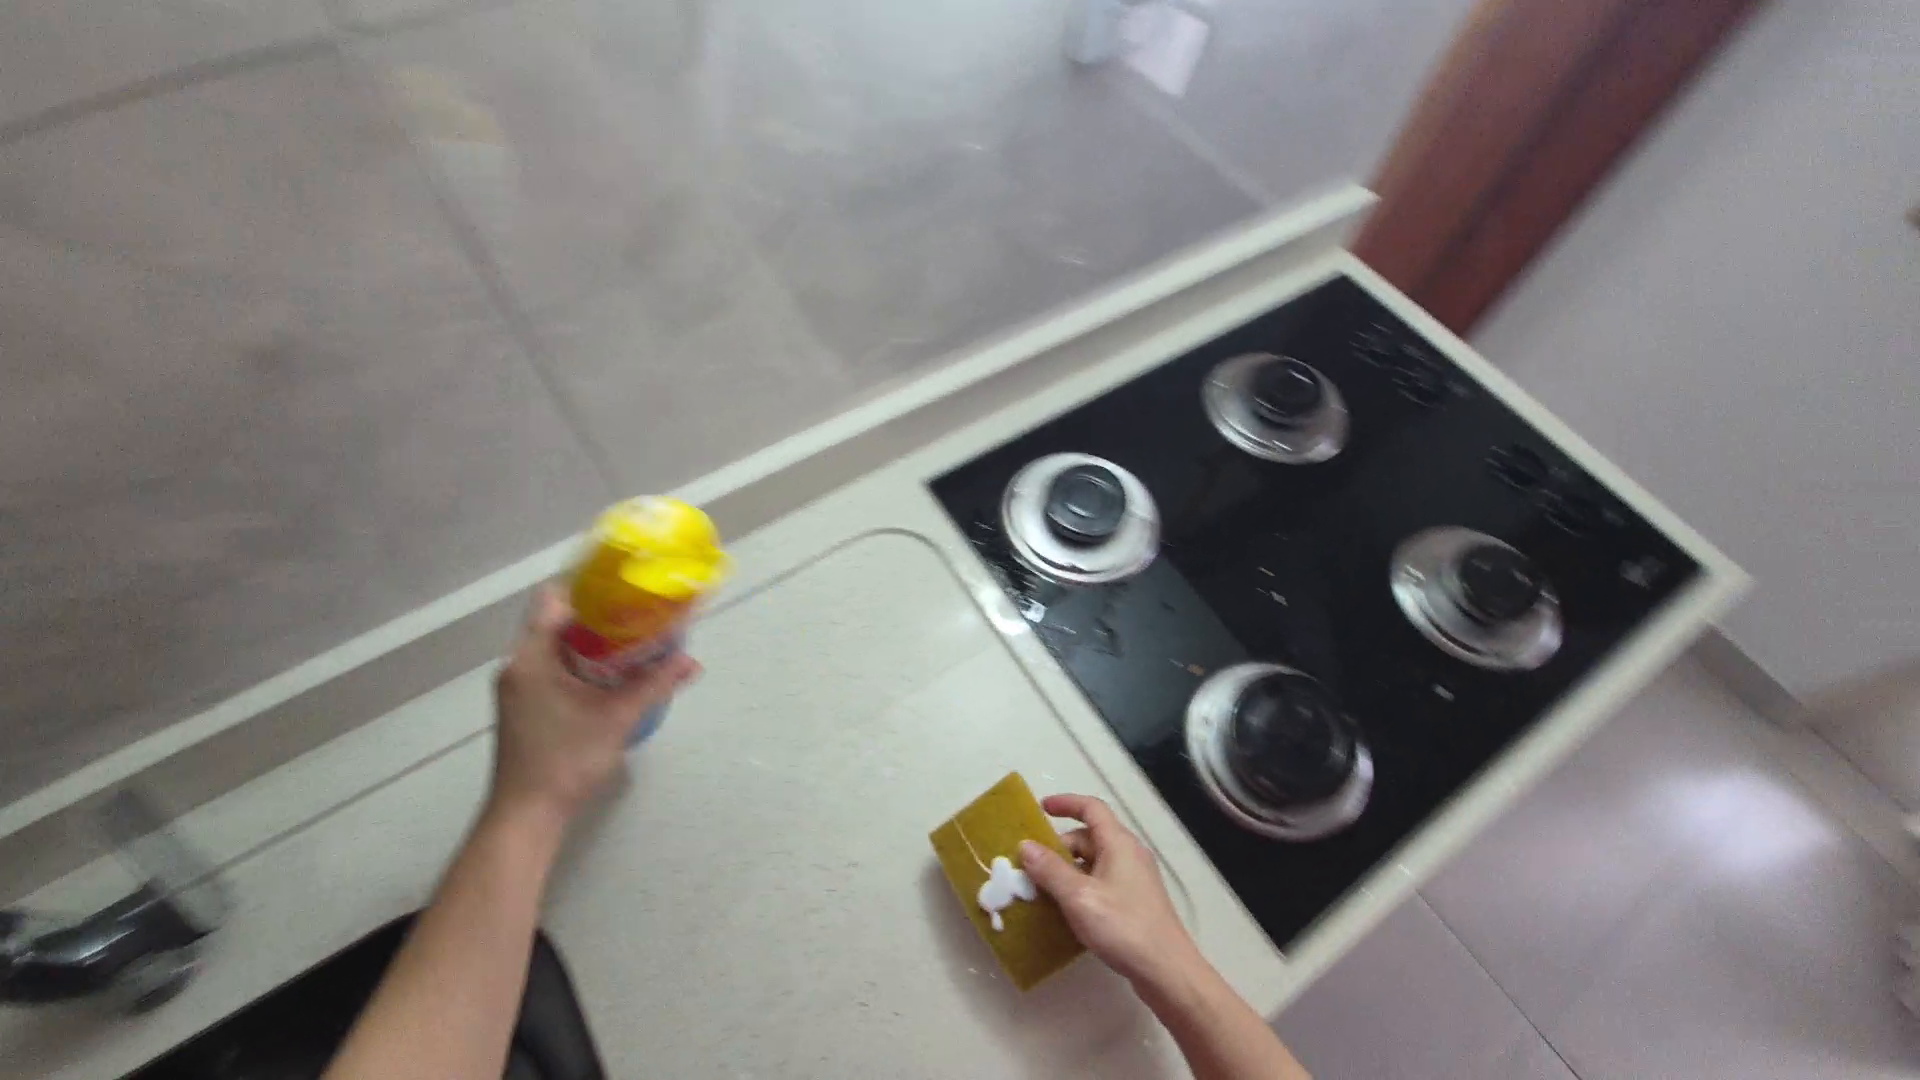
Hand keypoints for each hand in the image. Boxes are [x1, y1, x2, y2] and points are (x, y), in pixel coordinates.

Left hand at [488, 586, 699, 826]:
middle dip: (601, 613)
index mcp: (530, 657)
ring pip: (558, 645)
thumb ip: (655, 684)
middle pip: (558, 620)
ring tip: (637, 638)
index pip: (552, 599)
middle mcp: (519, 664)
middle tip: (642, 611)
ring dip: (594, 640)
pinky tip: (616, 673)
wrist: (527, 815)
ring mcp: (520, 686)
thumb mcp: (617, 717)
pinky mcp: (526, 704)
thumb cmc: (565, 759)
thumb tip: (692, 662)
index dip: (589, 585)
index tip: (626, 585)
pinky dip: (585, 661)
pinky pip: (556, 666)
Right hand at [1019, 793, 1203, 986]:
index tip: (1041, 809)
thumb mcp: (1079, 897)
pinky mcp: (1135, 902)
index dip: (1065, 803)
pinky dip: (1081, 887)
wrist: (1167, 972)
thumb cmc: (1123, 927)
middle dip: (1060, 847)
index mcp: (1119, 843)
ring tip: (1045, 891)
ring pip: (1094, 861)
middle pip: (1090, 836)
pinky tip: (1067, 910)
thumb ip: (1050, 870)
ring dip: (1068, 870)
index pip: (1091, 808)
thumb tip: (1026, 845)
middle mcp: (1129, 854)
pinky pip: (1102, 882)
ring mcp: (1134, 879)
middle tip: (1034, 867)